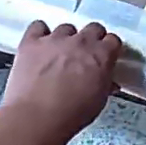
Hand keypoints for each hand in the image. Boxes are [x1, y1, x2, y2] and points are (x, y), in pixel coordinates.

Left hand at [0, 20, 122, 144]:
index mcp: (101, 56)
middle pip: (93, 28)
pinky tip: (40, 43)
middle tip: (86, 53)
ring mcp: (55, 40)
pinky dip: (39, 32)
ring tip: (60, 53)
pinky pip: (38, 26)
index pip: (112, 40)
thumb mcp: (98, 101)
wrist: (38, 118)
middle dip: (91, 38)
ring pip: (66, 28)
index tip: (106, 54)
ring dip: (65, 38)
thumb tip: (106, 83)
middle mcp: (80, 42)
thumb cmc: (69, 113)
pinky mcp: (32, 43)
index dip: (109, 48)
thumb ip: (104, 84)